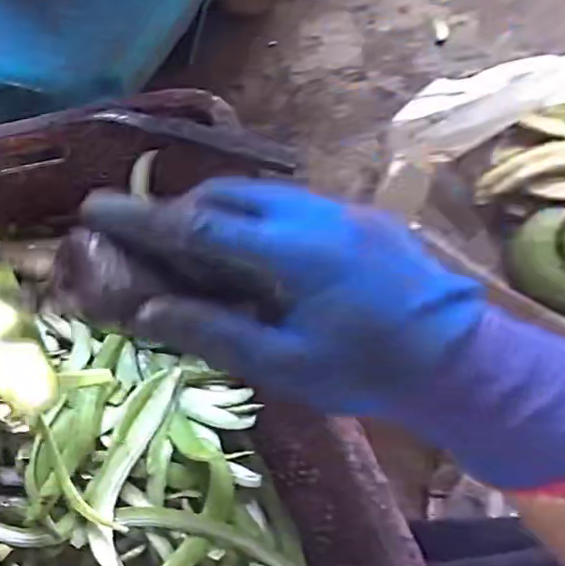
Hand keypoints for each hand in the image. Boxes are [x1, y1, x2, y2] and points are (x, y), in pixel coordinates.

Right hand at [80, 179, 564, 493]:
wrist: (470, 364)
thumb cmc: (368, 372)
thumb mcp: (281, 364)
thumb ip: (210, 331)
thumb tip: (144, 310)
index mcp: (298, 254)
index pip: (198, 227)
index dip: (141, 217)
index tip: (94, 207)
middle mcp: (317, 218)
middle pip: (223, 195)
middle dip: (170, 207)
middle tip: (133, 230)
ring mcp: (339, 212)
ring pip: (251, 193)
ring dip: (203, 209)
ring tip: (174, 240)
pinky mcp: (351, 219)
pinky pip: (276, 203)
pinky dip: (235, 216)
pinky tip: (228, 248)